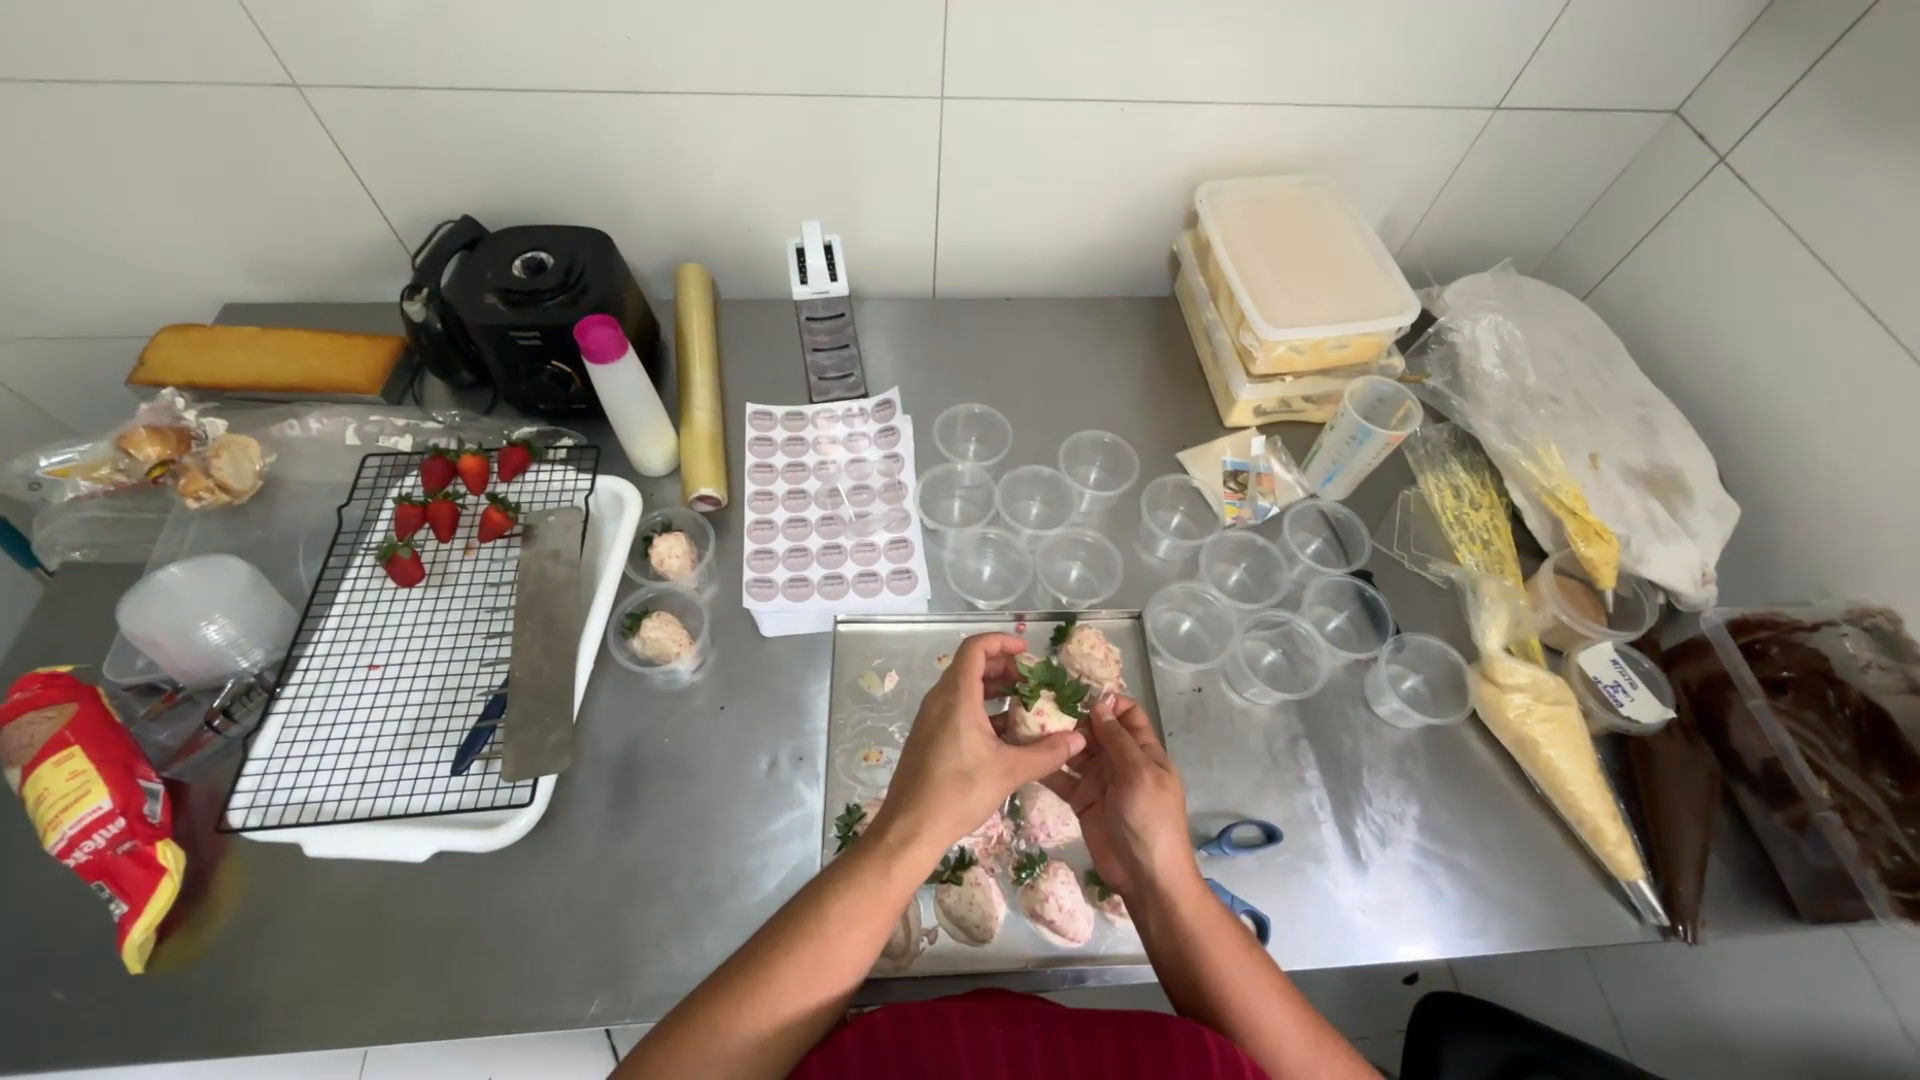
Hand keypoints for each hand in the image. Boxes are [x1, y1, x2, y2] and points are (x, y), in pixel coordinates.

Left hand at [869, 633, 1085, 861]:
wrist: (910, 827)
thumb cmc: (957, 791)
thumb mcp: (1009, 771)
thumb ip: (1047, 753)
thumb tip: (1078, 739)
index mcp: (956, 696)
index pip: (976, 648)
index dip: (1002, 641)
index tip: (1028, 653)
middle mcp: (940, 699)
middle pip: (972, 666)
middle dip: (1004, 668)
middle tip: (1034, 683)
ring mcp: (932, 718)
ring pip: (965, 689)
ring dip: (995, 691)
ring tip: (1026, 706)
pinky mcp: (930, 736)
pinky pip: (958, 709)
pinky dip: (983, 710)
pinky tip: (1006, 734)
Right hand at [1043, 694, 1198, 900]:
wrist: (1145, 875)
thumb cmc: (1150, 819)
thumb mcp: (1139, 773)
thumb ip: (1117, 739)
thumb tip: (1099, 704)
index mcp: (1143, 750)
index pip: (1127, 714)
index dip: (1106, 701)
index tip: (1076, 691)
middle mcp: (1120, 760)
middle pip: (1095, 729)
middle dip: (1072, 716)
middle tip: (1039, 703)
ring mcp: (1099, 780)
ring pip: (1075, 750)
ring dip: (1055, 738)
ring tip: (1025, 722)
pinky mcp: (1080, 799)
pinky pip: (1062, 777)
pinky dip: (1046, 766)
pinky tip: (1025, 753)